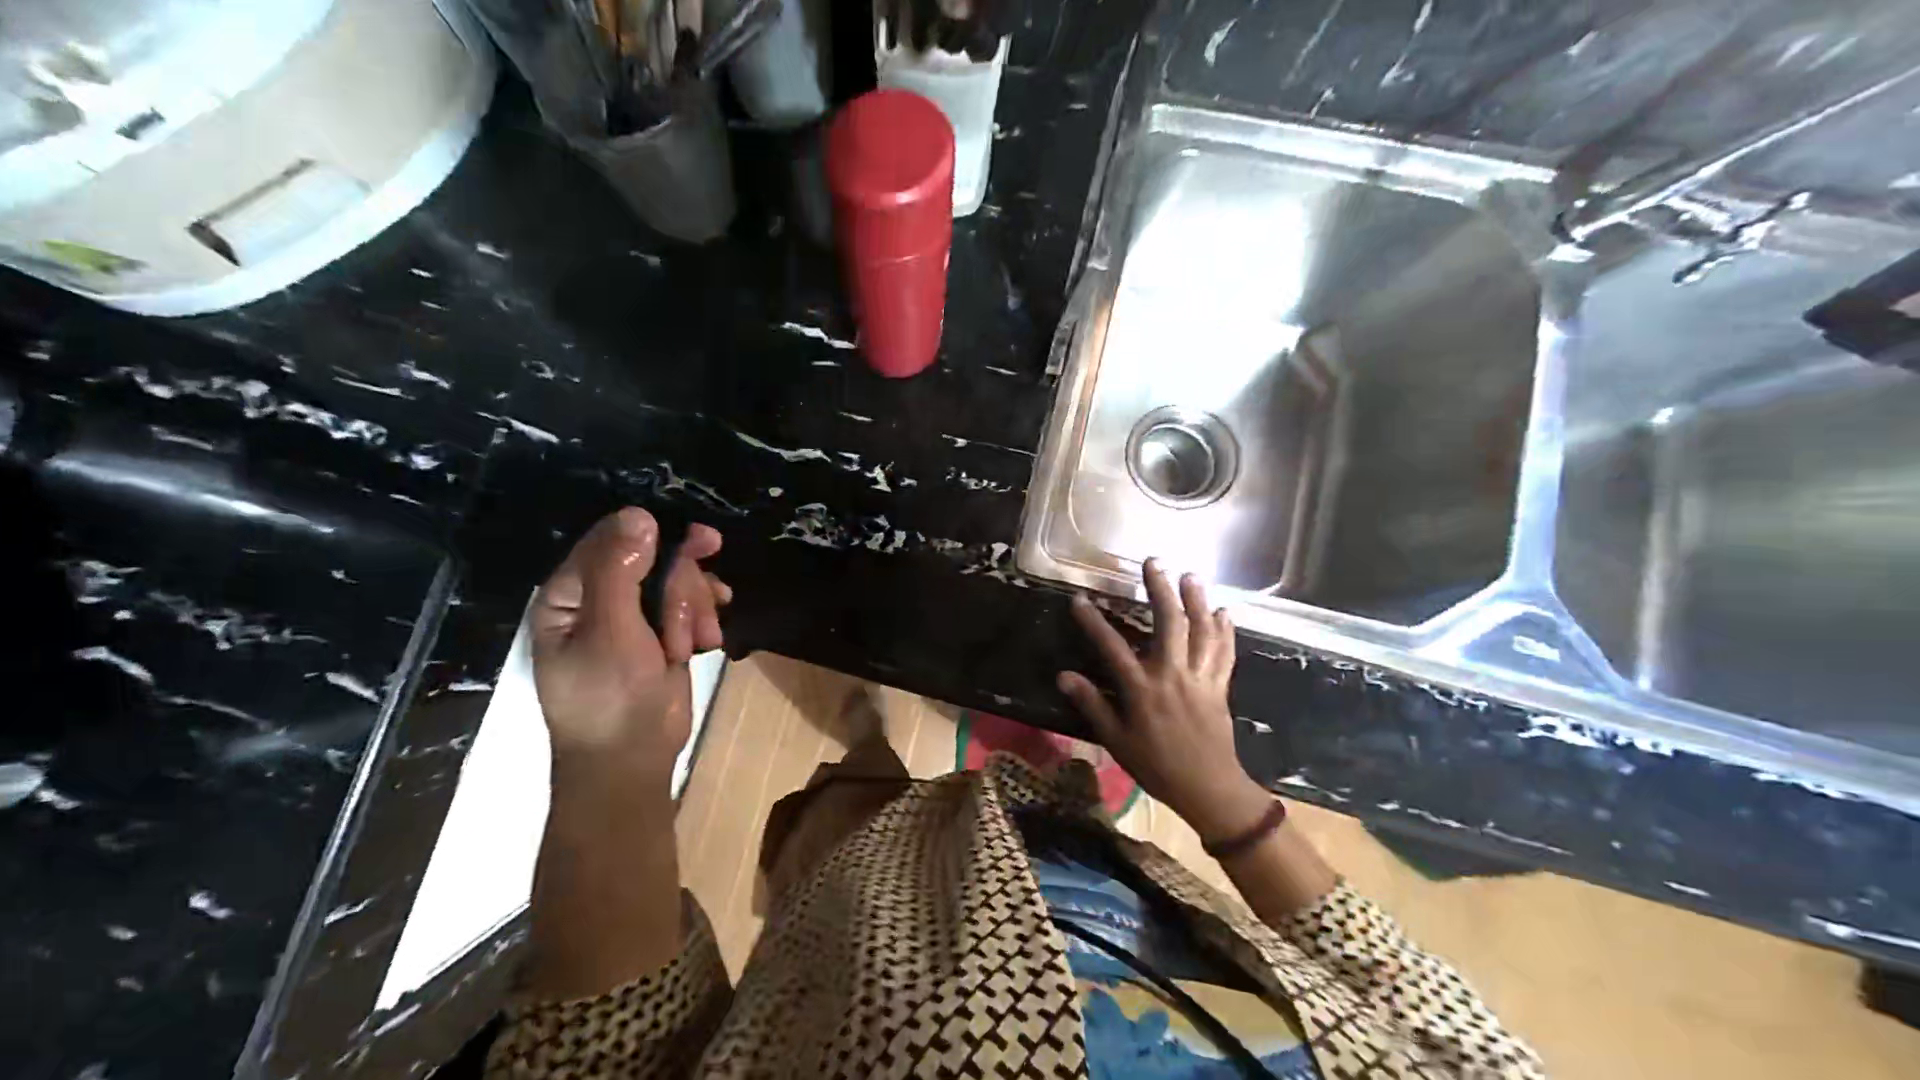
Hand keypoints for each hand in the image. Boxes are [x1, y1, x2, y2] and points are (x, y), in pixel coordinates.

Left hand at [530, 508, 729, 782]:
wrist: (632, 762)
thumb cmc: (610, 700)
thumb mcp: (610, 632)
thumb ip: (619, 572)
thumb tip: (639, 515)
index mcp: (570, 594)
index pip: (613, 542)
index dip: (658, 537)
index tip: (703, 541)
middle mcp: (598, 599)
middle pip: (653, 560)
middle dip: (683, 586)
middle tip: (713, 598)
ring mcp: (632, 618)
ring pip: (676, 582)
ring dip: (695, 608)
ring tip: (698, 640)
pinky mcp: (658, 635)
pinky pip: (688, 605)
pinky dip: (703, 618)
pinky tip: (709, 637)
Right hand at [1057, 560, 1269, 843]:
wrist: (1208, 789)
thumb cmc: (1156, 767)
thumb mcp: (1117, 741)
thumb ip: (1092, 704)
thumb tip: (1064, 676)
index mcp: (1143, 689)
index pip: (1112, 647)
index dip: (1093, 622)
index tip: (1079, 600)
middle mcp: (1172, 675)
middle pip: (1169, 624)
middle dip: (1160, 590)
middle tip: (1154, 563)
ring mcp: (1200, 678)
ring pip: (1202, 631)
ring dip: (1196, 600)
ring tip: (1190, 575)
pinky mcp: (1220, 686)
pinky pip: (1225, 652)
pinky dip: (1224, 630)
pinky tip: (1222, 611)